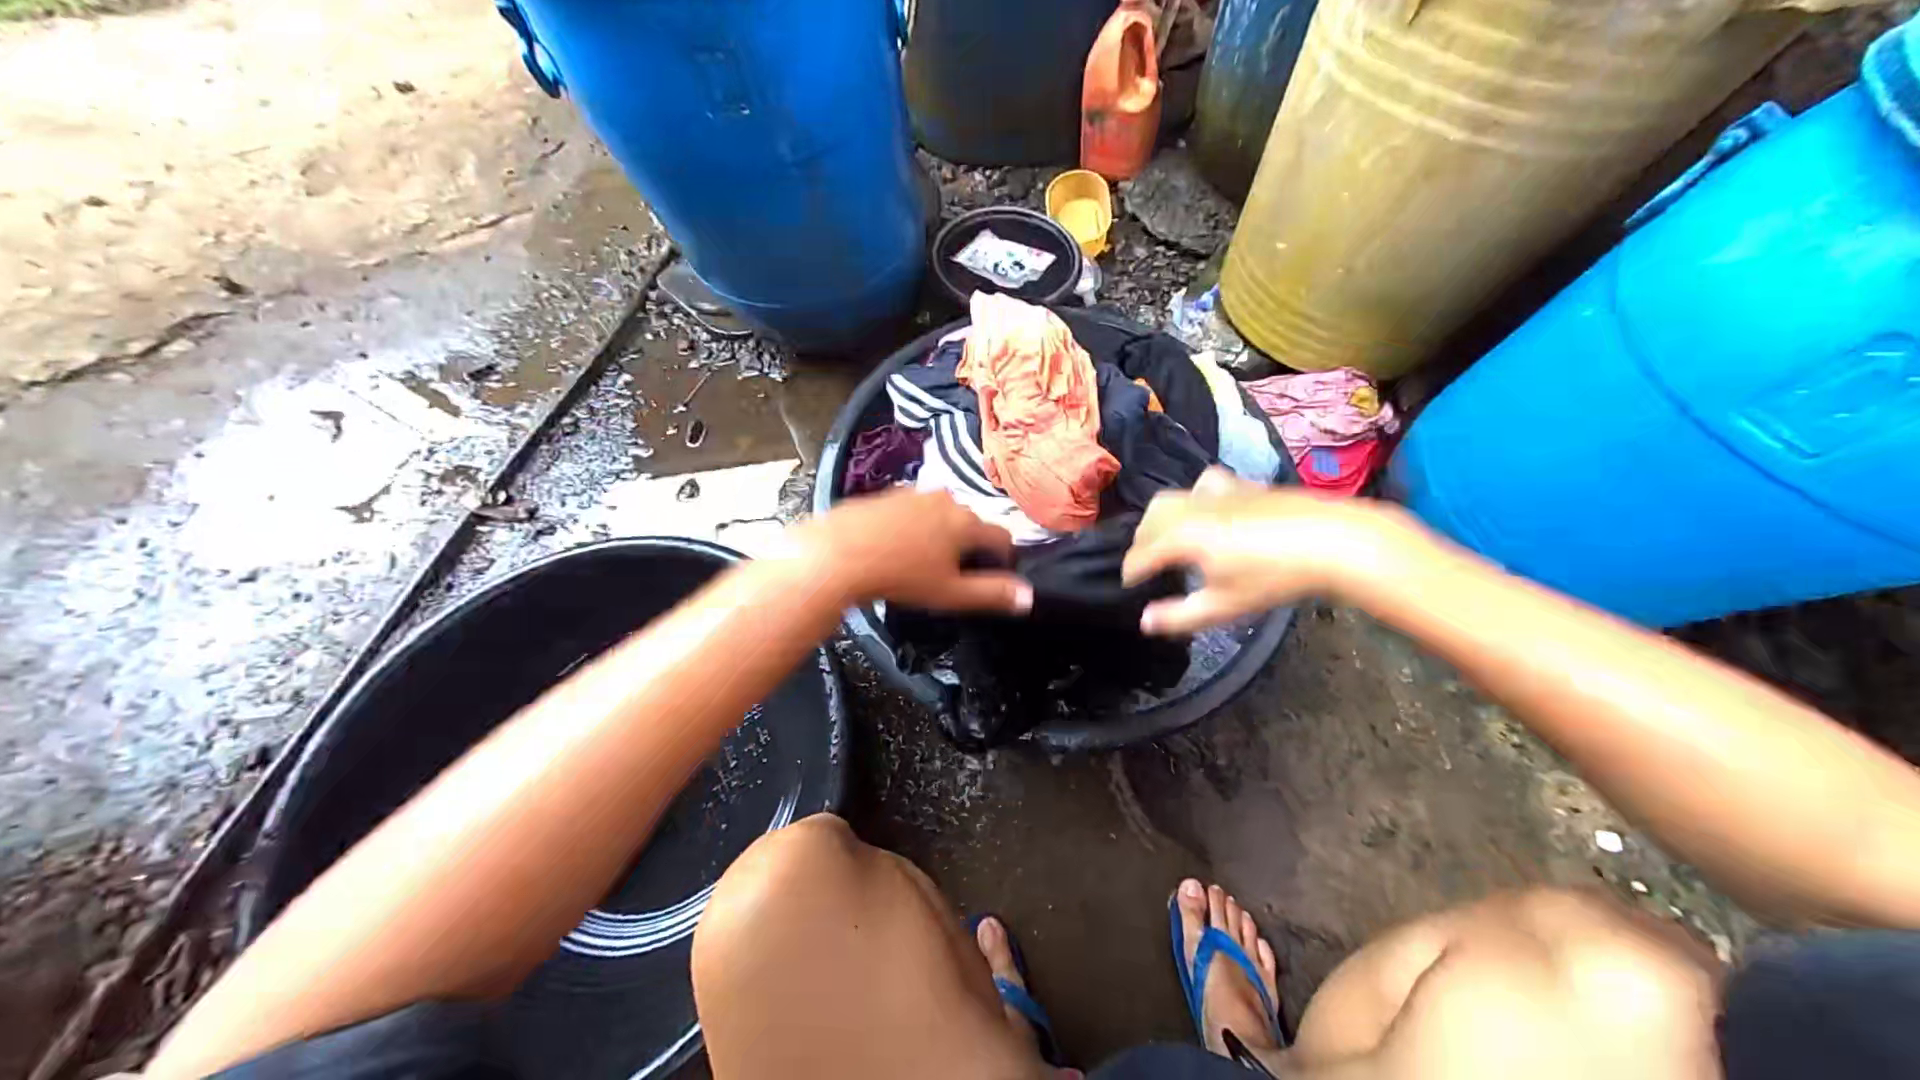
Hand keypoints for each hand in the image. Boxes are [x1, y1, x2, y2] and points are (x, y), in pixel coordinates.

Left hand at [790, 488, 1033, 613]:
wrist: (837, 554)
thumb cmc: (899, 576)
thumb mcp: (950, 593)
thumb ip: (992, 593)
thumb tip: (1028, 597)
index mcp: (966, 521)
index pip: (1002, 536)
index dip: (1004, 557)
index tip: (996, 573)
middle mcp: (945, 499)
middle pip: (970, 523)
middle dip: (969, 545)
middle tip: (954, 573)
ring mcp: (914, 493)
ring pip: (941, 515)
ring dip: (940, 534)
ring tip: (922, 562)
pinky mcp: (888, 495)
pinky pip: (913, 512)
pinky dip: (913, 527)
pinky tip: (896, 548)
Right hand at [1122, 469, 1433, 634]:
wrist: (1332, 540)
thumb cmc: (1275, 578)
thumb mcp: (1224, 606)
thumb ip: (1179, 616)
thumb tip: (1144, 622)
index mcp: (1181, 537)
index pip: (1140, 555)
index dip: (1131, 573)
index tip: (1129, 587)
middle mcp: (1190, 508)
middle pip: (1149, 522)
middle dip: (1141, 544)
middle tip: (1146, 566)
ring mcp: (1215, 492)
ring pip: (1169, 500)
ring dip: (1159, 520)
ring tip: (1166, 539)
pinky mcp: (1238, 485)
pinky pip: (1199, 487)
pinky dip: (1190, 501)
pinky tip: (1205, 512)